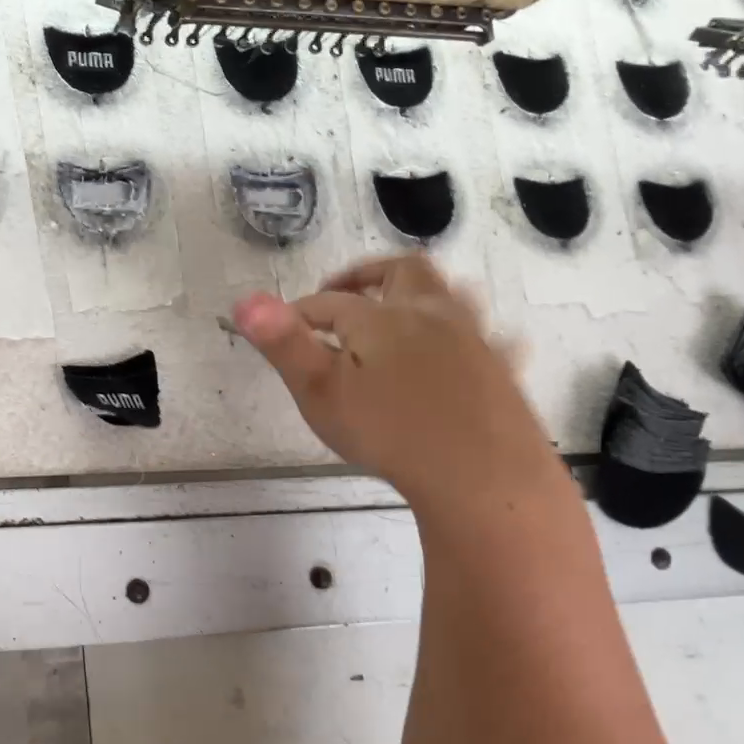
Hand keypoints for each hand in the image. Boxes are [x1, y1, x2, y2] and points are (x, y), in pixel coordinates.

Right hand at [232, 254, 560, 511]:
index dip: (297, 313)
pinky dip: (462, 331)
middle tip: (337, 294)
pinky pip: (485, 333)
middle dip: (364, 276)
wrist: (478, 471)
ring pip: (450, 293)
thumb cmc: (385, 430)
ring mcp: (471, 337)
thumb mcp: (317, 389)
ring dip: (416, 292)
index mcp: (379, 318)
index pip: (327, 303)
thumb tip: (246, 300)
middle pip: (402, 272)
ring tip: (393, 310)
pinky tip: (457, 346)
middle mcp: (430, 314)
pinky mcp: (498, 366)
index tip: (277, 332)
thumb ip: (283, 342)